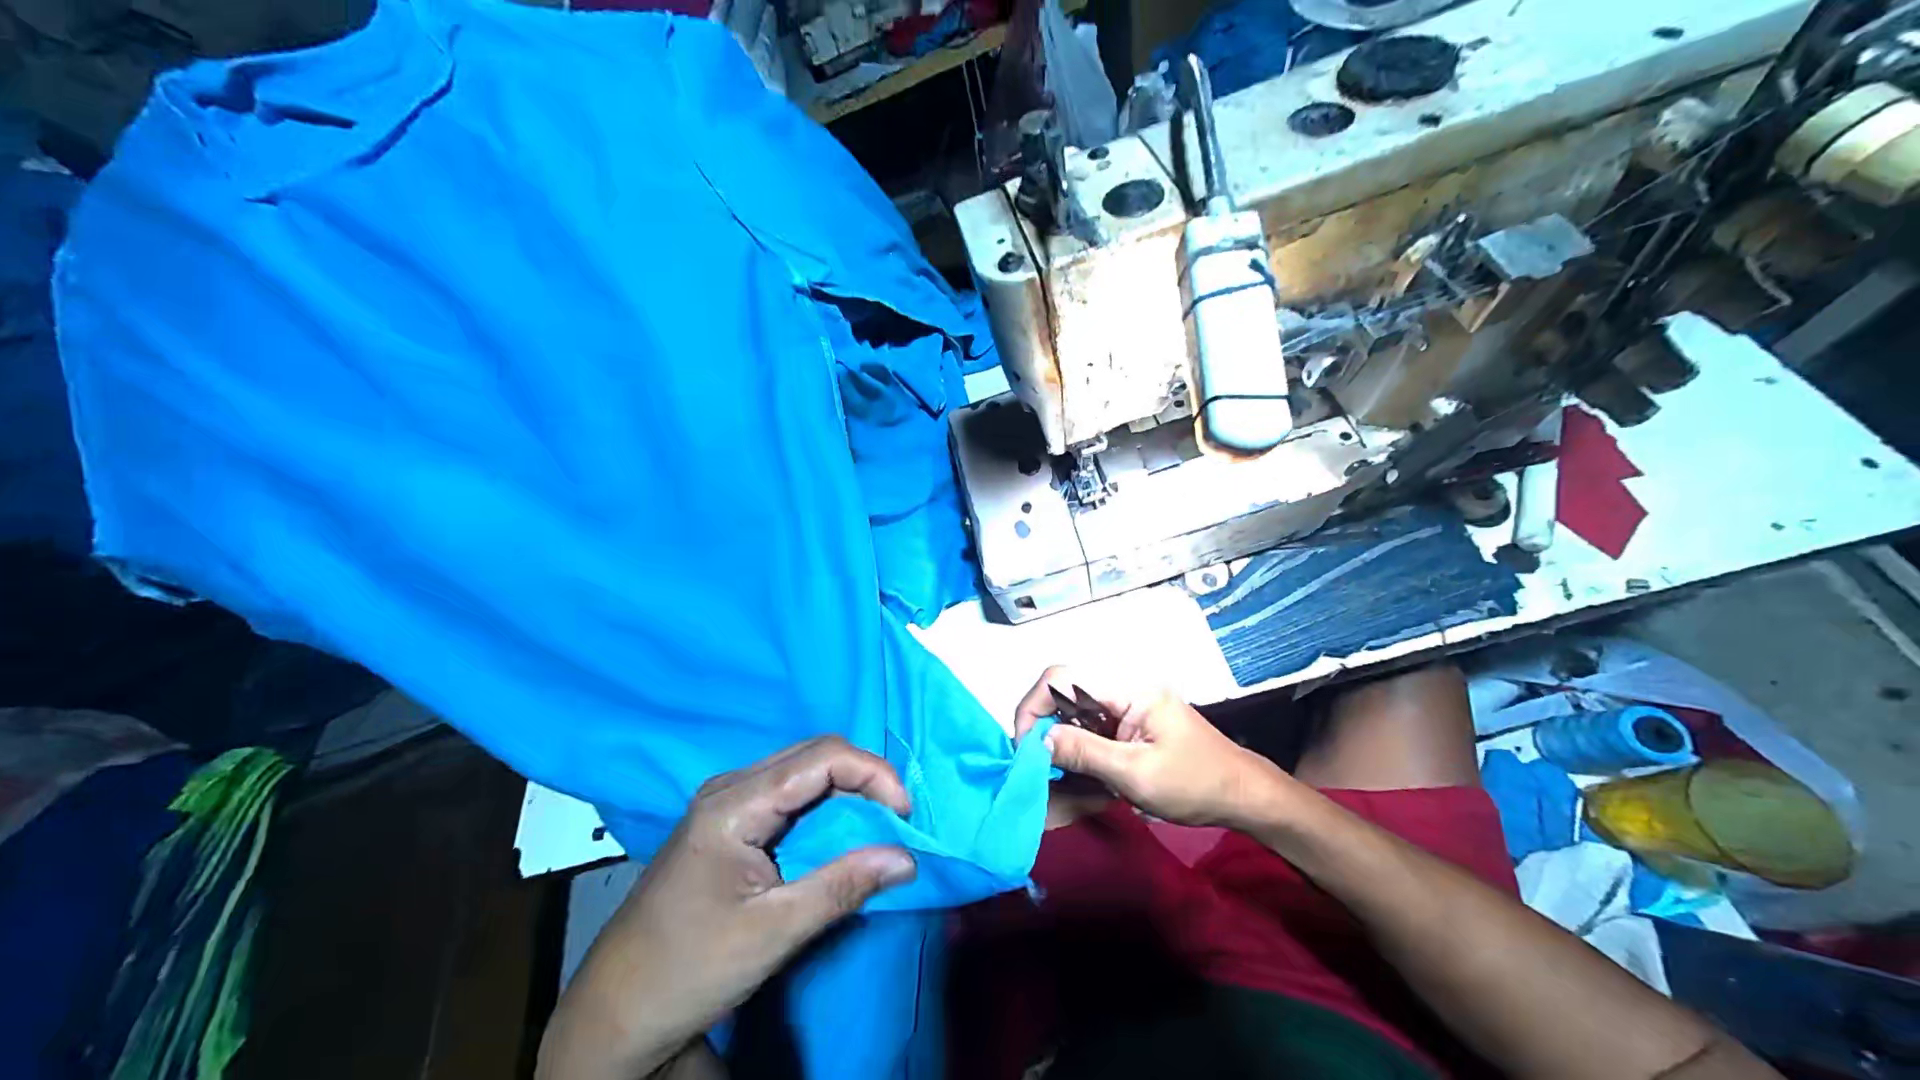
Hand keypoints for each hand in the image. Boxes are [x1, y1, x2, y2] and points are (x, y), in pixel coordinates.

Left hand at [538, 737, 917, 1079]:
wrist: (616, 1008)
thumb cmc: (690, 969)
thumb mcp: (774, 931)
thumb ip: (843, 886)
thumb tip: (908, 858)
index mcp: (734, 803)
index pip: (821, 757)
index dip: (873, 774)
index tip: (905, 815)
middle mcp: (730, 787)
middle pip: (814, 754)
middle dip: (864, 778)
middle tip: (897, 821)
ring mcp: (725, 801)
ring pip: (803, 770)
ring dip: (846, 790)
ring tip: (878, 826)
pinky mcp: (728, 821)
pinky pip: (788, 793)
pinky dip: (825, 805)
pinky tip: (840, 834)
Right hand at [1014, 666, 1296, 828]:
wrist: (1242, 795)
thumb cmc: (1195, 783)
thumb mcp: (1136, 774)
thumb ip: (1085, 752)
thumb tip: (1037, 741)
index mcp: (1129, 688)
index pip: (1062, 677)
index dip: (1034, 705)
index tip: (1025, 746)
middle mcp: (1124, 686)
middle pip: (1063, 687)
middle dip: (1042, 721)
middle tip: (1035, 761)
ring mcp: (1127, 702)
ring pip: (1072, 704)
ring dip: (1056, 733)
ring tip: (1052, 767)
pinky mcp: (1129, 719)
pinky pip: (1088, 720)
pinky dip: (1073, 741)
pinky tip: (1074, 767)